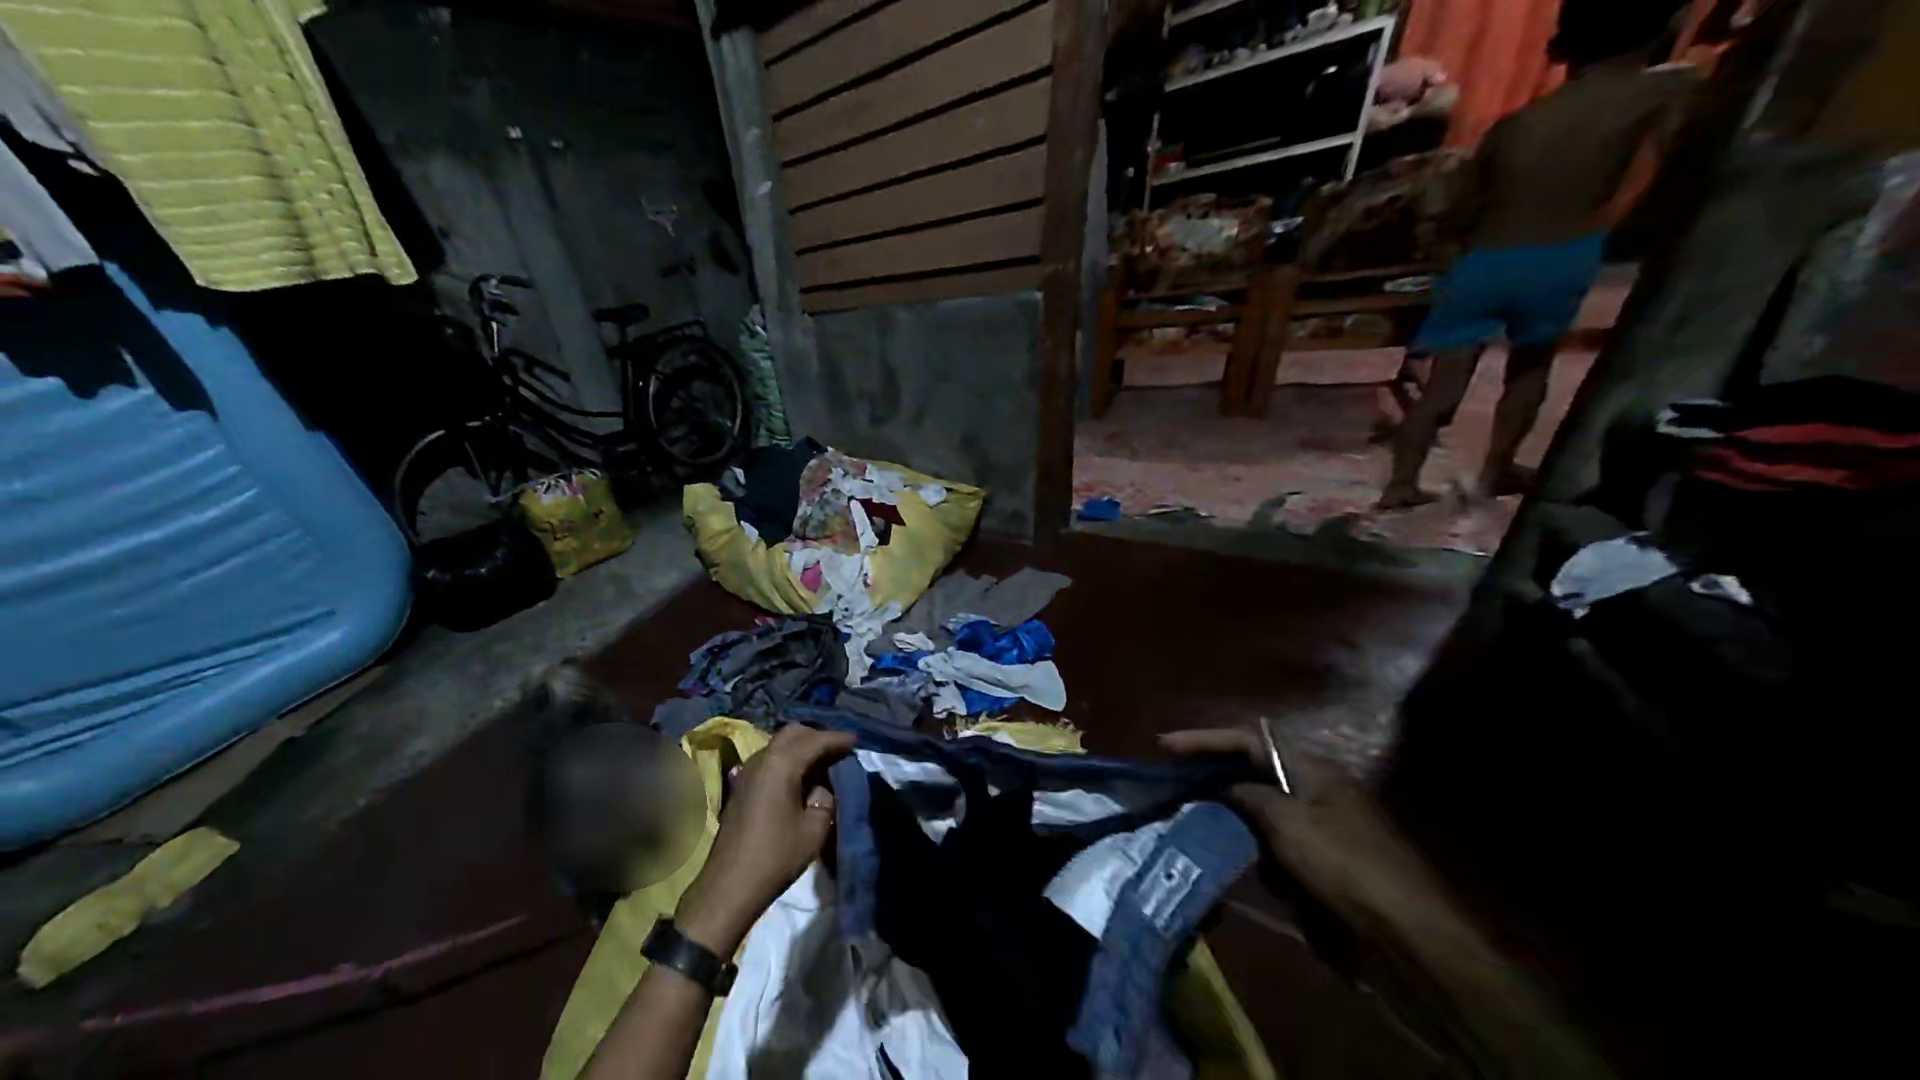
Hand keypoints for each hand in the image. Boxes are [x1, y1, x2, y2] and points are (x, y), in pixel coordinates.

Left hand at [673, 725, 855, 954]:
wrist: (729, 887)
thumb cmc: (776, 856)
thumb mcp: (814, 829)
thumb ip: (825, 800)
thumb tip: (824, 787)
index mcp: (781, 764)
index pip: (815, 740)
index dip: (838, 739)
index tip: (856, 742)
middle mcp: (762, 759)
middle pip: (793, 733)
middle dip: (818, 737)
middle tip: (838, 751)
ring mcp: (747, 772)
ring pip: (779, 745)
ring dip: (801, 748)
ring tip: (822, 764)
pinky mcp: (741, 786)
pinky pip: (769, 760)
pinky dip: (788, 760)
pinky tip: (800, 779)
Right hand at [1159, 725, 1395, 907]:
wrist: (1407, 937)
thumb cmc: (1345, 868)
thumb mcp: (1288, 824)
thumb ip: (1249, 796)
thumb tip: (1224, 787)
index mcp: (1311, 770)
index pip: (1248, 740)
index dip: (1205, 739)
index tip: (1164, 745)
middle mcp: (1313, 790)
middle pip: (1250, 773)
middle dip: (1215, 782)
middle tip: (1176, 789)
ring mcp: (1317, 827)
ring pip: (1258, 812)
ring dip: (1234, 823)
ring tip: (1205, 833)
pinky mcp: (1318, 862)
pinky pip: (1273, 846)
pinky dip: (1257, 855)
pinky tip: (1250, 873)